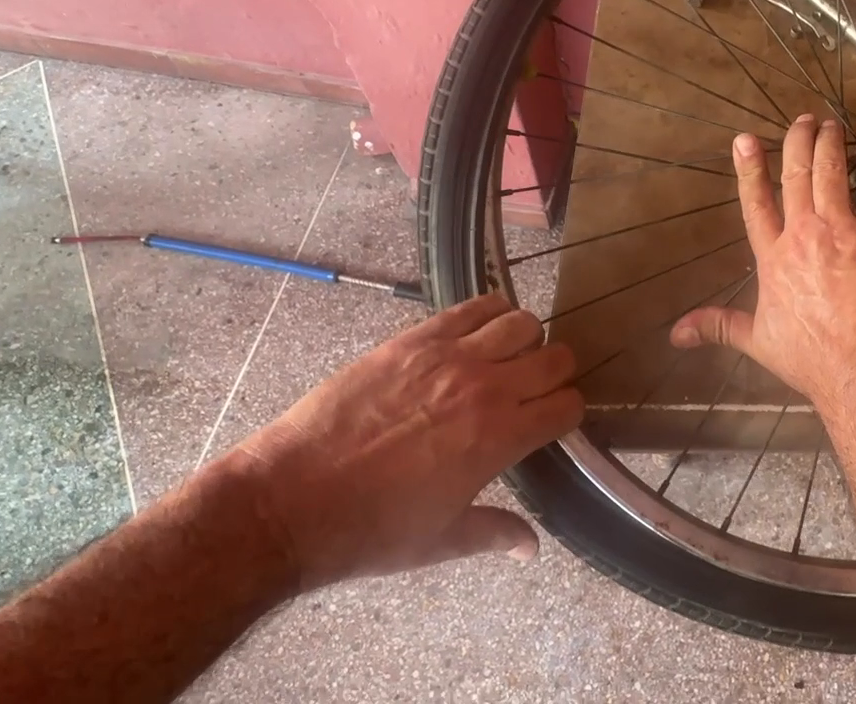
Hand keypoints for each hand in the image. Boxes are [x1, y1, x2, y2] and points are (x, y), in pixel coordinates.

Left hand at [219, 293, 581, 589]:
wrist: (286, 503)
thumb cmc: (368, 530)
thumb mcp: (440, 541)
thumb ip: (495, 534)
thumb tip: (531, 548)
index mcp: (500, 439)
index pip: (568, 406)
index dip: (568, 413)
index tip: (553, 421)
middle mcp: (487, 390)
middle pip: (556, 358)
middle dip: (555, 373)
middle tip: (534, 388)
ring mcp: (450, 358)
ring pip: (522, 322)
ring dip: (525, 339)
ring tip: (506, 355)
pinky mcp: (415, 339)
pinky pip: (473, 307)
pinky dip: (490, 312)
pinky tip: (480, 331)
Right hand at [670, 115, 855, 415]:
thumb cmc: (812, 359)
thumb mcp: (758, 342)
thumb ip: (718, 327)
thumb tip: (676, 333)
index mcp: (773, 257)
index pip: (756, 202)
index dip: (749, 168)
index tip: (745, 139)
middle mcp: (805, 235)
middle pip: (797, 175)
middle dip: (798, 141)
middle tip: (803, 119)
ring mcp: (843, 232)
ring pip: (833, 173)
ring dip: (832, 144)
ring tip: (832, 123)